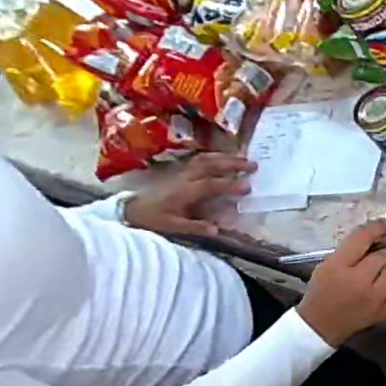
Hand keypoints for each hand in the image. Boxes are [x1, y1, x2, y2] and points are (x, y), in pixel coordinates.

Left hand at [123, 152, 255, 238]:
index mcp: (184, 192)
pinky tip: (225, 159)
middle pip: (210, 164)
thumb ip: (194, 227)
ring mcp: (181, 173)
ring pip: (205, 158)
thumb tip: (217, 229)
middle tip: (253, 165)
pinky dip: (215, 157)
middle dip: (232, 163)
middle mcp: (184, 178)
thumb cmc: (153, 219)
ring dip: (225, 157)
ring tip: (243, 159)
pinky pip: (199, 159)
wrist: (131, 210)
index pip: (210, 185)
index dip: (229, 185)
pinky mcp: (180, 171)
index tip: (248, 186)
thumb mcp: (172, 227)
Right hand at [295, 214, 385, 345]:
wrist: (321, 325)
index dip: (378, 227)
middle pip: (385, 253)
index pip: (362, 239)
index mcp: (339, 266)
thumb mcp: (328, 264)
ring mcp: (375, 298)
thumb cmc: (323, 290)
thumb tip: (381, 233)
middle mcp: (359, 281)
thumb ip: (352, 249)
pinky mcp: (384, 312)